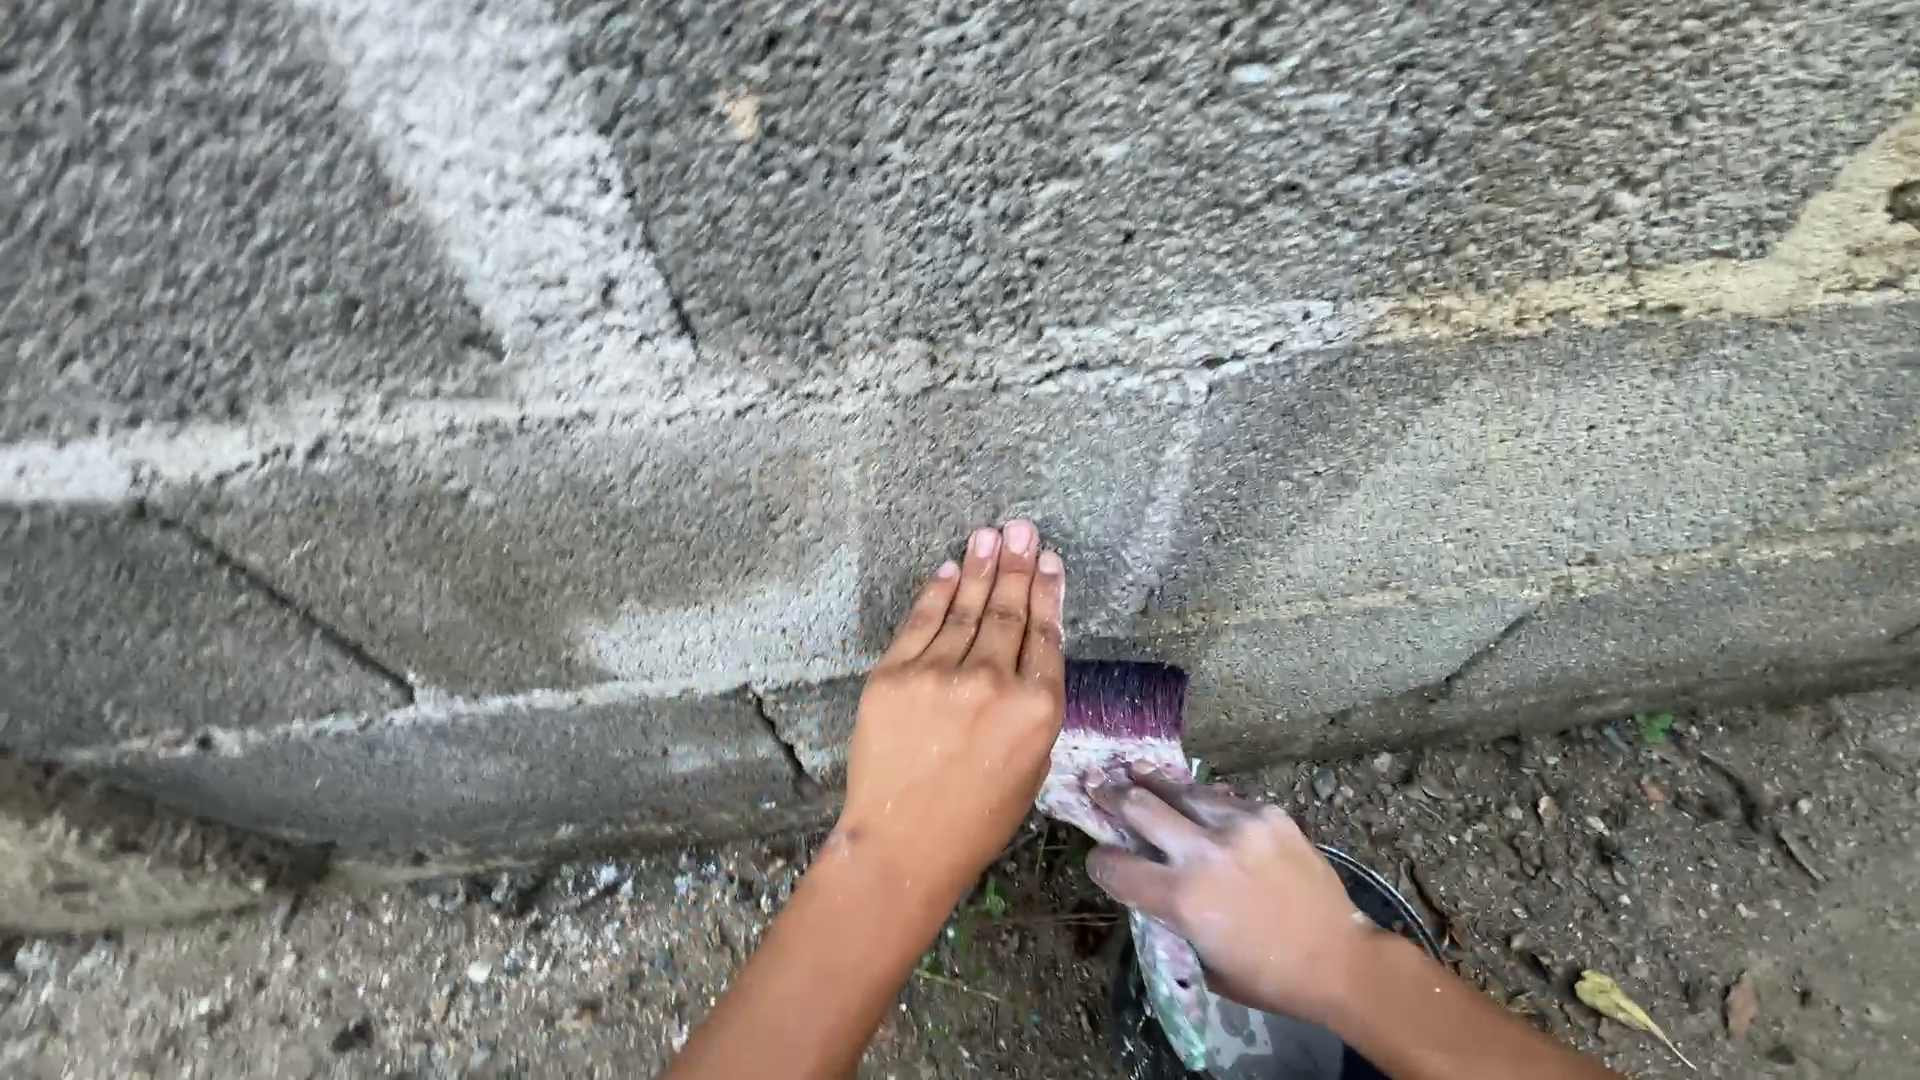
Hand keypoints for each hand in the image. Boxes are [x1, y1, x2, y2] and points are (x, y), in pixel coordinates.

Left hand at [833, 519, 1066, 899]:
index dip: (1046, 592)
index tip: (1047, 562)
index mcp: (1036, 708)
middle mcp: (992, 681)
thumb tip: (1028, 652)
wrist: (904, 844)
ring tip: (989, 535)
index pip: (1045, 634)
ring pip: (965, 607)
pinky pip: (920, 622)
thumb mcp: (1033, 765)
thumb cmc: (978, 817)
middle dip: (1016, 564)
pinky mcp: (894, 674)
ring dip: (979, 567)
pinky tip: (949, 569)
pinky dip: (936, 591)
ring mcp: (939, 674)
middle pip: (1008, 611)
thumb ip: (1035, 705)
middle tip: (1021, 528)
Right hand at [1085, 772, 1376, 1024]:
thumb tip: (1145, 879)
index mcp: (1181, 898)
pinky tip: (1192, 796)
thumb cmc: (1265, 974)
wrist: (1339, 959)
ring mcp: (1239, 826)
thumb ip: (1167, 914)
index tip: (1098, 857)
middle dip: (1110, 795)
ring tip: (1132, 768)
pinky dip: (1202, 800)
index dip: (1099, 862)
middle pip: (1139, 806)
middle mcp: (1204, 853)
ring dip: (1151, 781)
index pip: (1115, 865)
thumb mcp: (1200, 957)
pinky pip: (1222, 798)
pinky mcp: (1268, 813)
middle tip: (1095, 784)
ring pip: (1179, 790)